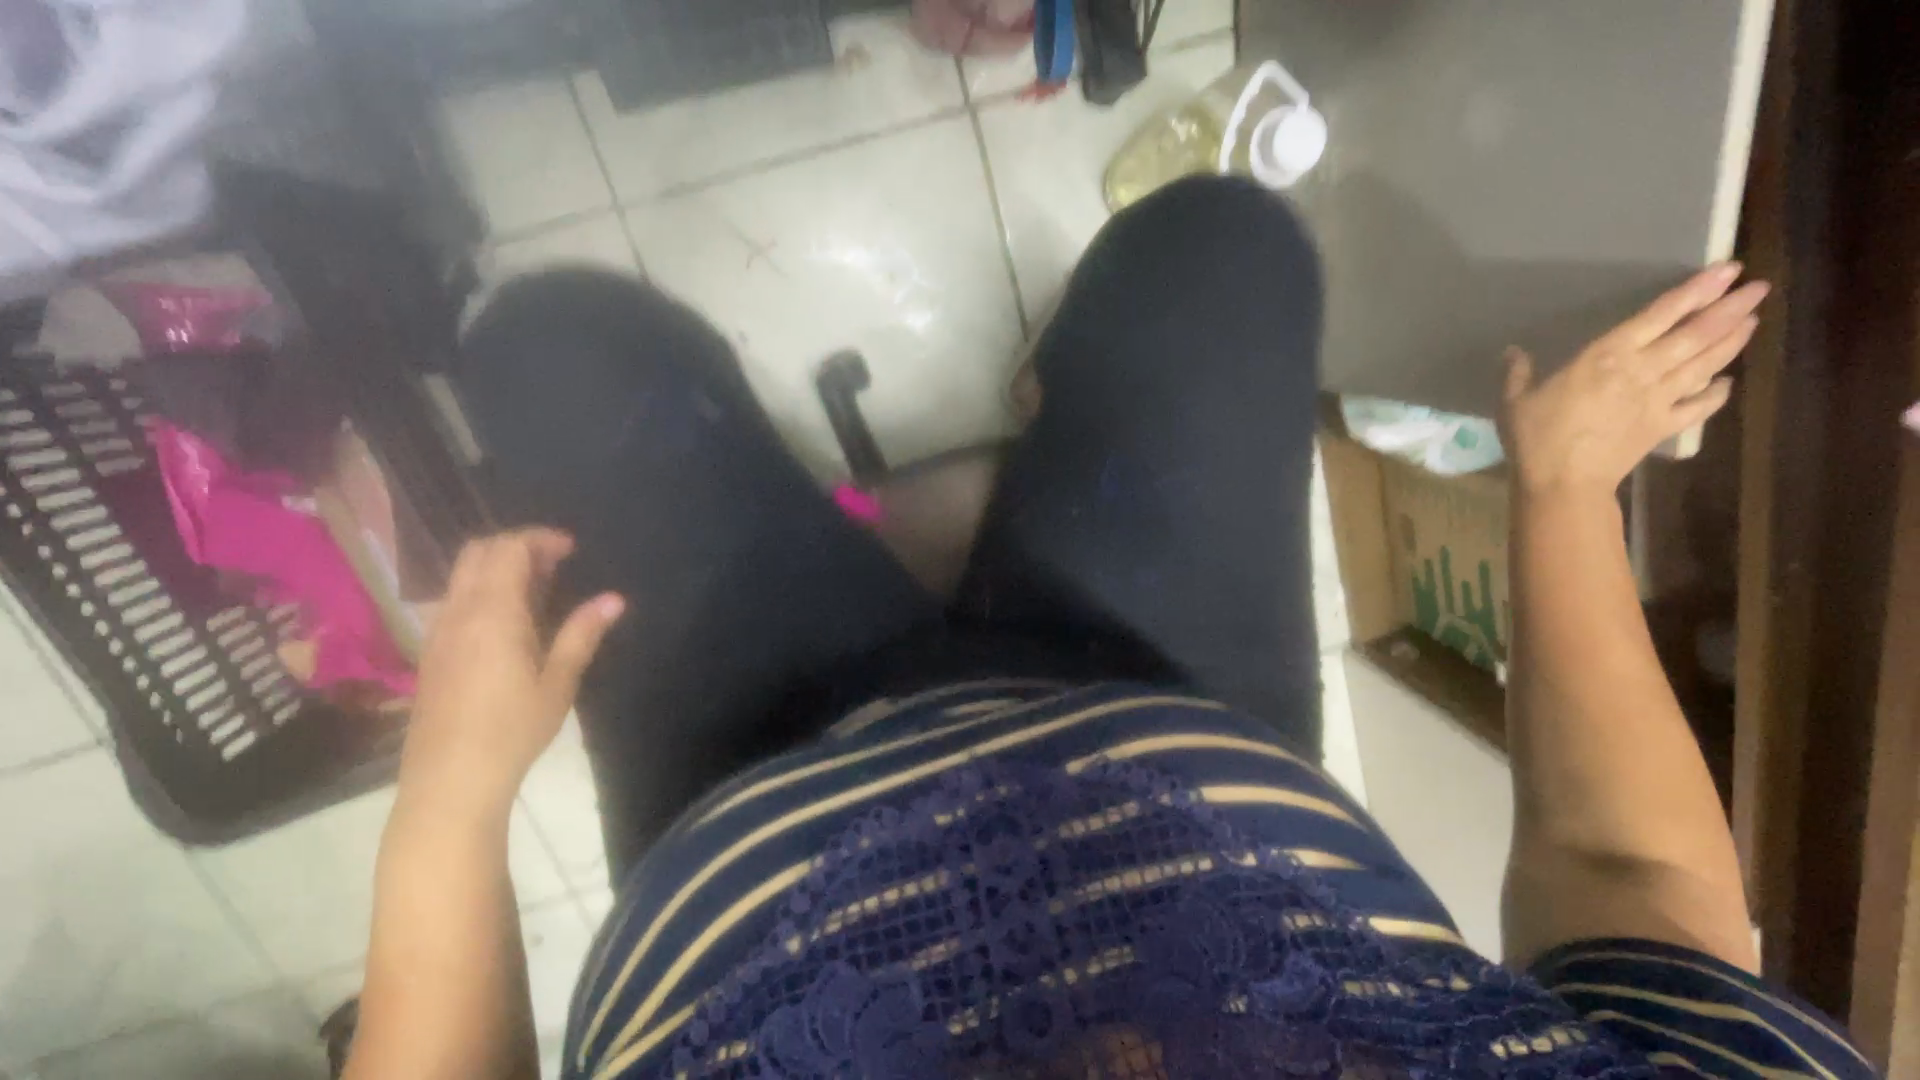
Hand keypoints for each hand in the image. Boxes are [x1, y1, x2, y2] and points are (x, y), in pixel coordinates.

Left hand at [399, 528, 623, 814]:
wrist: (450, 779)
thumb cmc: (512, 731)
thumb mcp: (558, 683)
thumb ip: (581, 634)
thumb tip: (614, 599)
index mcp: (493, 613)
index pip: (508, 550)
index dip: (539, 539)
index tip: (570, 548)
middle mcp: (459, 612)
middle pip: (478, 552)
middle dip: (516, 546)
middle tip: (554, 563)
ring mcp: (438, 631)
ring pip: (461, 575)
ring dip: (496, 567)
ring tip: (535, 588)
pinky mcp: (431, 652)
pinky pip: (453, 599)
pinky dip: (480, 589)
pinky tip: (506, 620)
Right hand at [1501, 262, 1768, 497]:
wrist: (1562, 483)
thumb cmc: (1535, 437)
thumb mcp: (1514, 400)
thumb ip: (1517, 373)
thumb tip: (1513, 351)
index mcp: (1606, 357)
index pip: (1660, 315)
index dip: (1695, 291)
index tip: (1727, 269)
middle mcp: (1642, 371)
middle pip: (1696, 334)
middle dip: (1730, 308)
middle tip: (1759, 288)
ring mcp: (1659, 400)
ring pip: (1705, 363)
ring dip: (1732, 341)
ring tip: (1752, 320)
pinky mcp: (1663, 426)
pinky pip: (1699, 406)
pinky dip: (1717, 393)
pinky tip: (1725, 383)